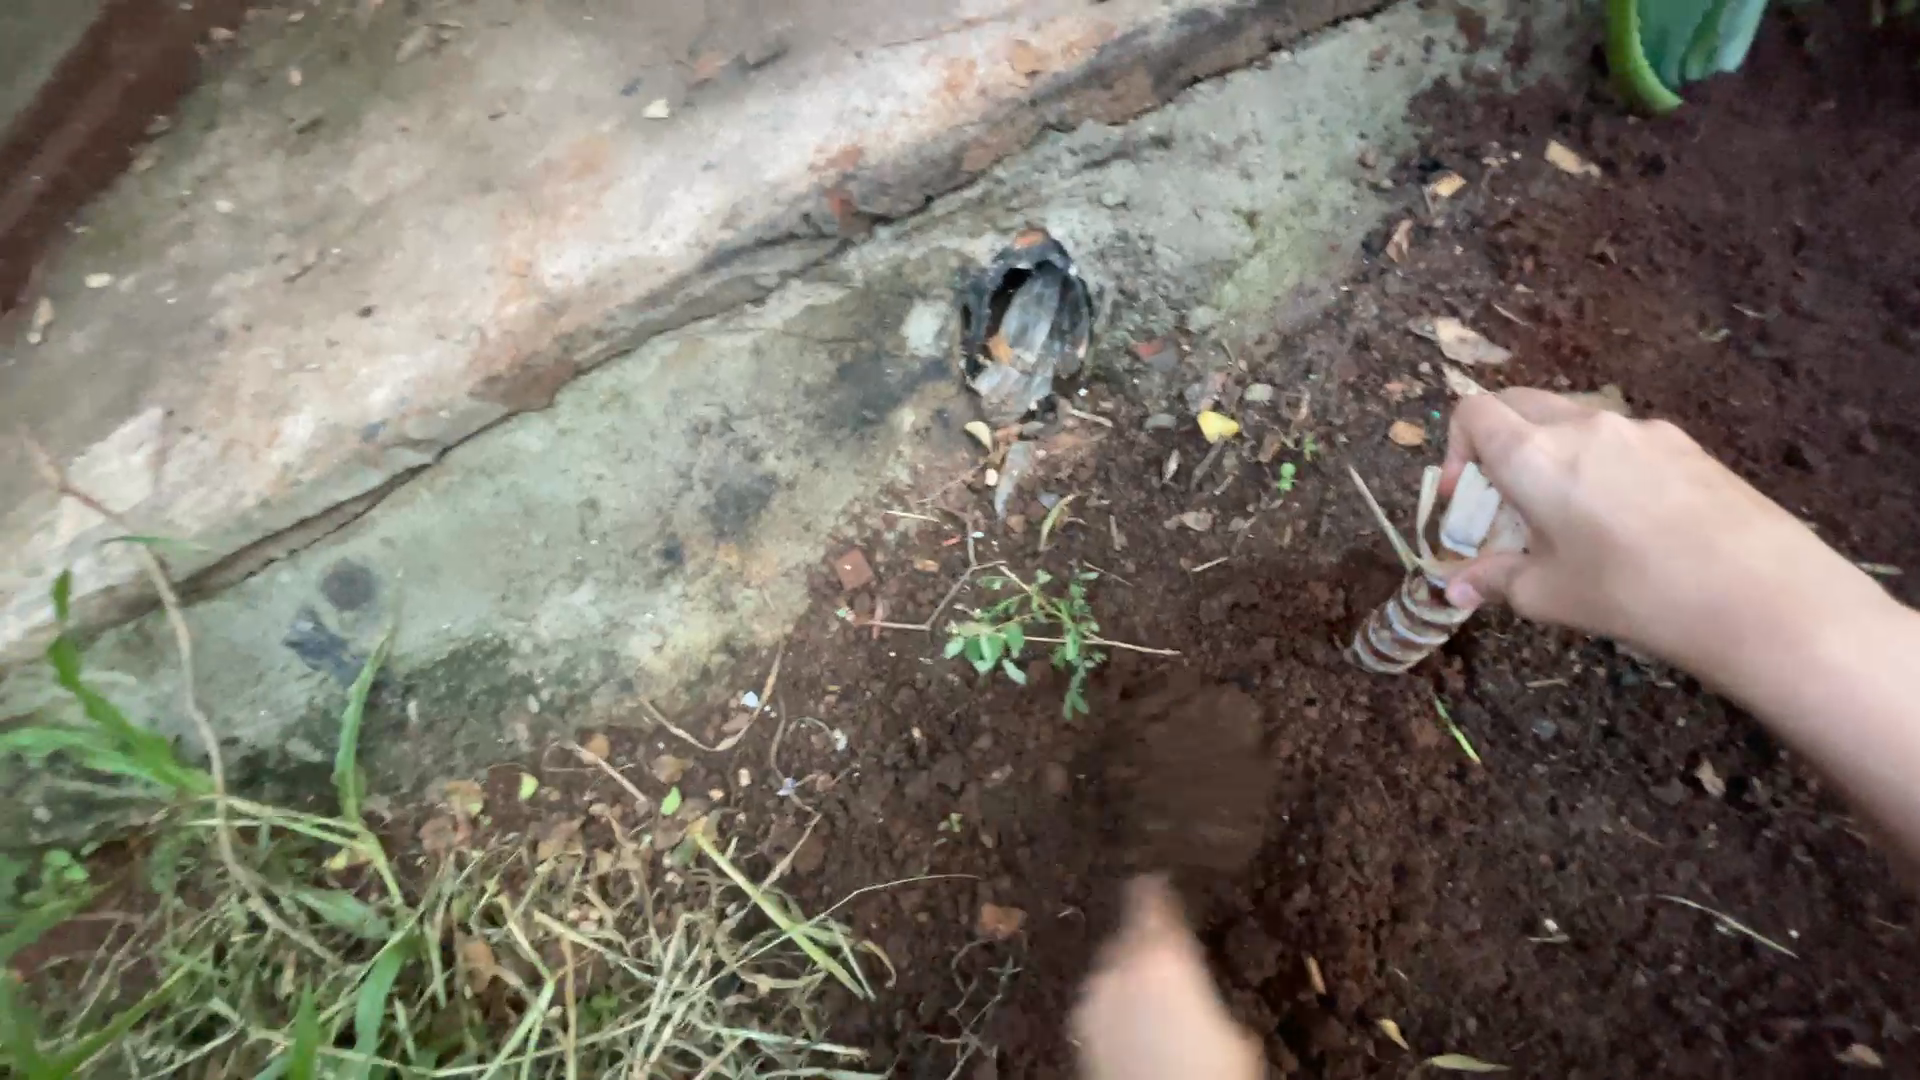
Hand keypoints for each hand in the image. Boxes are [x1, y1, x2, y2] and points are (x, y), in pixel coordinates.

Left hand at [1072, 876, 1262, 1079]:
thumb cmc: (1212, 1072)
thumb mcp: (1234, 1034)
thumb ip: (1208, 997)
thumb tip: (1205, 999)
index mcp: (1166, 952)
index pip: (1153, 897)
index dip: (1156, 886)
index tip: (1158, 878)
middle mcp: (1123, 960)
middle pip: (1130, 934)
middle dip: (1143, 943)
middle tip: (1165, 965)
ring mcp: (1096, 990)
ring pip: (1111, 968)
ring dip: (1126, 977)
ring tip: (1149, 1005)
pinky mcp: (1078, 1022)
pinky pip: (1098, 1001)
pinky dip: (1110, 1005)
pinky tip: (1129, 1028)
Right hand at [1439, 389, 1883, 678]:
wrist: (1767, 598)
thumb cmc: (1630, 592)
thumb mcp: (1544, 594)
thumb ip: (1491, 581)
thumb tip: (1454, 590)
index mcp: (1532, 455)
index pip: (1471, 412)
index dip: (1453, 449)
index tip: (1463, 497)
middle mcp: (1582, 427)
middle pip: (1516, 404)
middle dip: (1493, 442)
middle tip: (1500, 496)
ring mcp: (1640, 431)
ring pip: (1569, 420)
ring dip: (1546, 452)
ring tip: (1562, 512)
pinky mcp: (1686, 446)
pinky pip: (1618, 440)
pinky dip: (1596, 463)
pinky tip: (1622, 518)